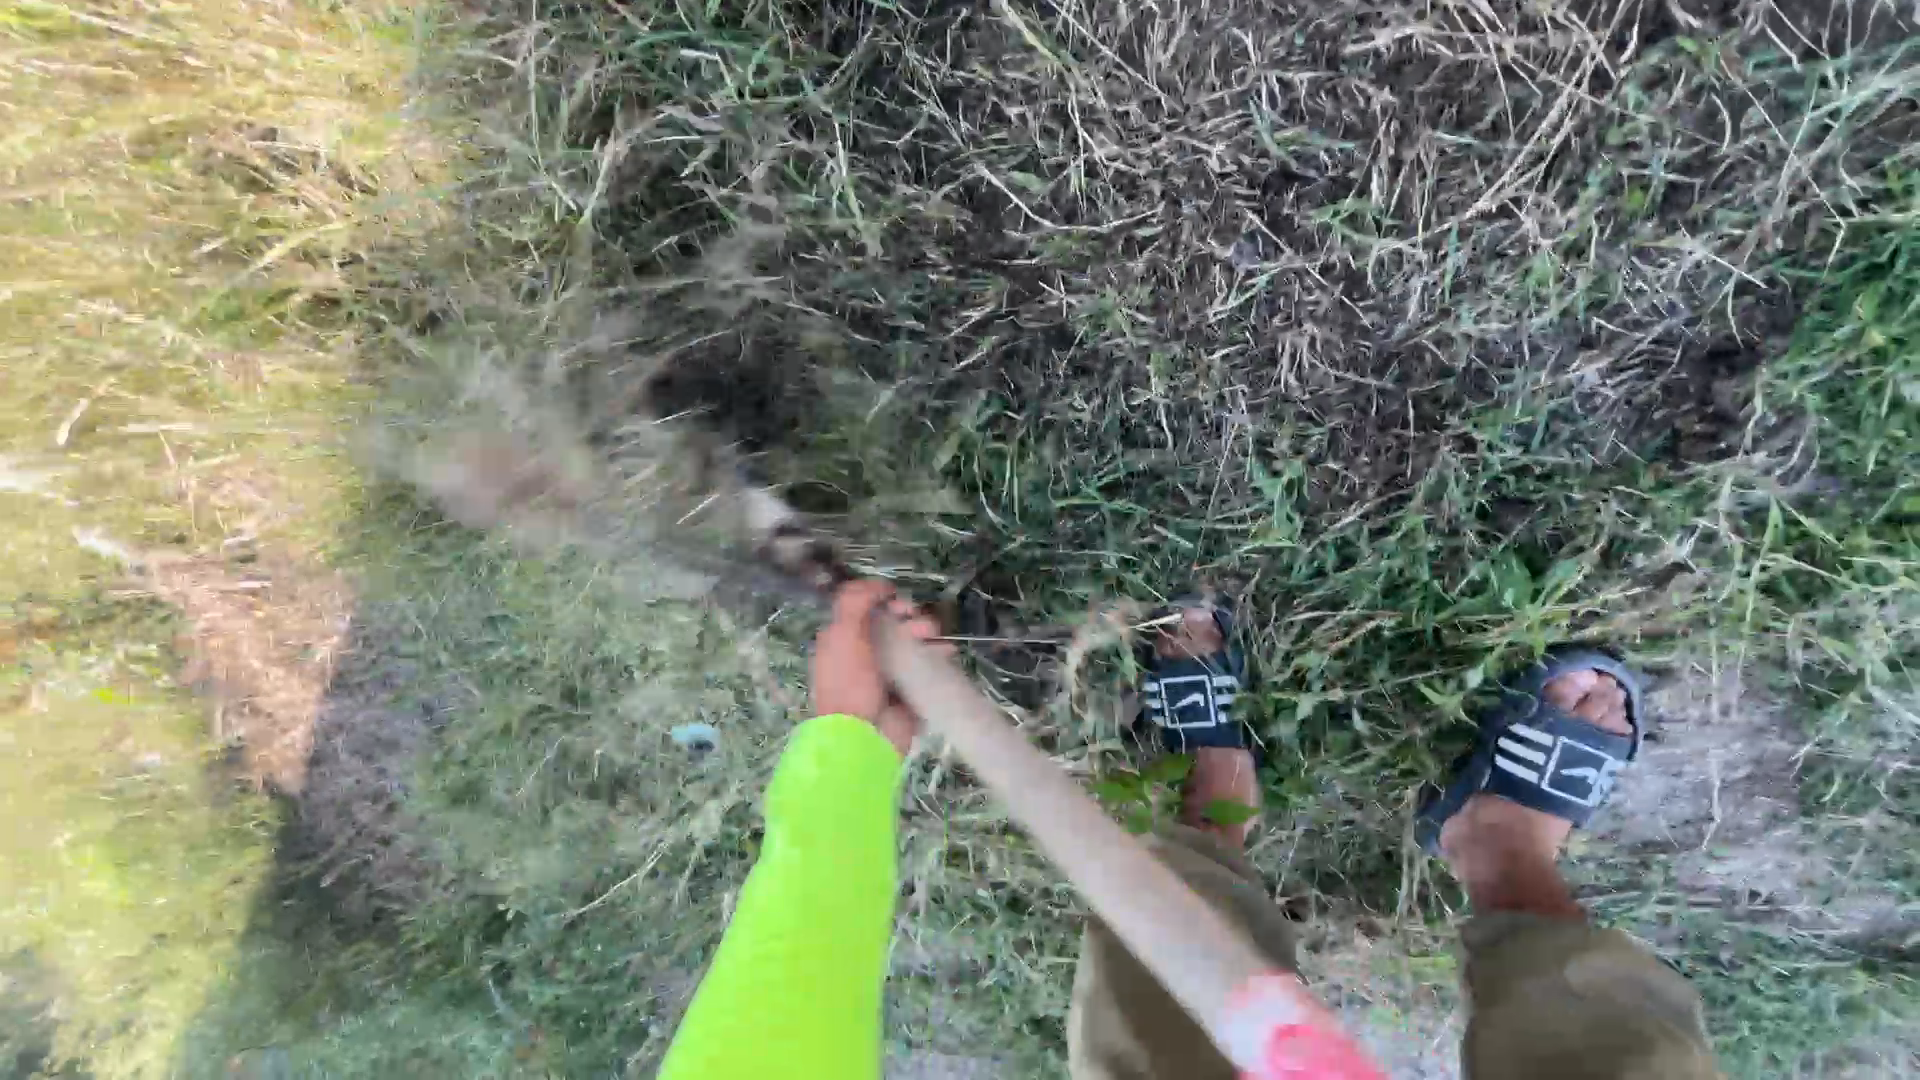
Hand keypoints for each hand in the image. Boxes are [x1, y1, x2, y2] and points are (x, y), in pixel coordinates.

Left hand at [811, 580, 944, 754]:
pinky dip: (939, 654)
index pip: (868, 610)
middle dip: (908, 615)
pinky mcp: (912, 690)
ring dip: (925, 631)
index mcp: (844, 640)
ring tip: (930, 636)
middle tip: (914, 620)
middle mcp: (867, 654)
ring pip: (914, 641)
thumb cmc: (848, 682)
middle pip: (894, 623)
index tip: (895, 598)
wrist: (862, 736)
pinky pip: (929, 665)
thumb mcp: (842, 634)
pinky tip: (945, 651)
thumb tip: (878, 584)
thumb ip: (855, 602)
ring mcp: (890, 673)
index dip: (883, 600)